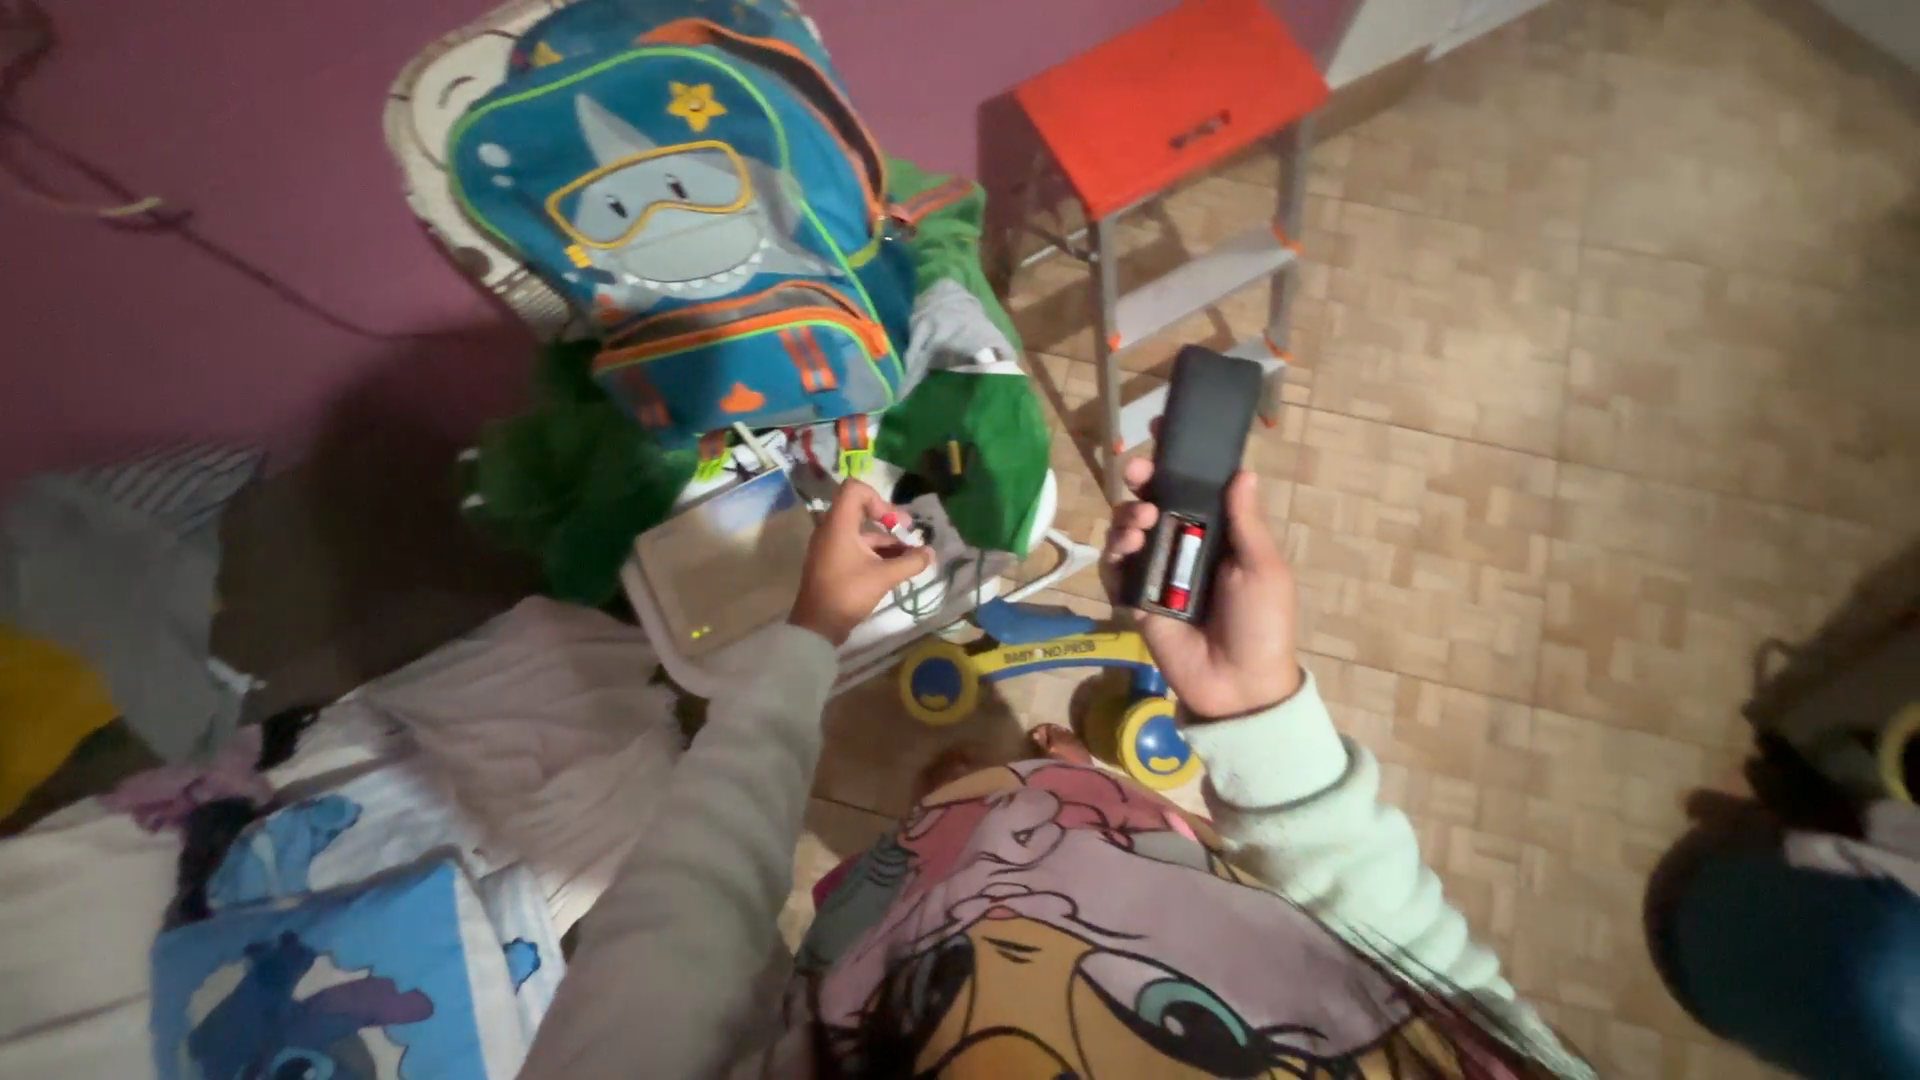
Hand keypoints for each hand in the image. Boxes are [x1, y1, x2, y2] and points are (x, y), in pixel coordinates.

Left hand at [789, 480, 934, 645]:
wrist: (817, 626)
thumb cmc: (848, 594)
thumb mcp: (884, 577)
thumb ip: (910, 562)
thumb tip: (931, 553)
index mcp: (838, 525)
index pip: (854, 489)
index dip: (878, 498)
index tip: (893, 522)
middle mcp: (832, 529)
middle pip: (861, 509)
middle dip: (888, 519)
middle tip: (909, 533)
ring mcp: (831, 546)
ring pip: (862, 531)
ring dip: (887, 540)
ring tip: (911, 556)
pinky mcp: (834, 561)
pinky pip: (857, 546)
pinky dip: (877, 552)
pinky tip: (897, 567)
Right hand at [1103, 462, 1301, 720]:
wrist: (1238, 684)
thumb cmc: (1262, 622)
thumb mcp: (1263, 568)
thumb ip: (1247, 522)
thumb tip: (1242, 471)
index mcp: (1217, 534)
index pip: (1193, 488)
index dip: (1175, 461)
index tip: (1161, 431)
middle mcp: (1182, 545)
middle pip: (1151, 501)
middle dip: (1140, 480)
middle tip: (1136, 472)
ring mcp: (1155, 571)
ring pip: (1128, 528)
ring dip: (1128, 515)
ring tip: (1142, 521)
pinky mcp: (1134, 597)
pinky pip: (1114, 567)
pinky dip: (1114, 552)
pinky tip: (1126, 549)